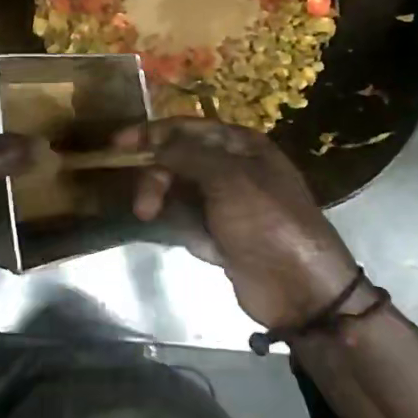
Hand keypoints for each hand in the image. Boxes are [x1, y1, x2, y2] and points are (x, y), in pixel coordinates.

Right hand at [119, 117, 360, 328]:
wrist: (300, 290)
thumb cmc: (267, 221)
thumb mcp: (226, 177)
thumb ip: (184, 154)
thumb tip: (153, 143)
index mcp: (241, 145)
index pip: (186, 127)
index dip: (151, 133)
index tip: (117, 144)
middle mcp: (232, 167)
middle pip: (177, 159)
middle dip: (156, 178)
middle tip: (143, 204)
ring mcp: (226, 202)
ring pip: (178, 190)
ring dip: (166, 204)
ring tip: (157, 223)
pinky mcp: (221, 233)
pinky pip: (188, 220)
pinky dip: (186, 229)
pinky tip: (204, 246)